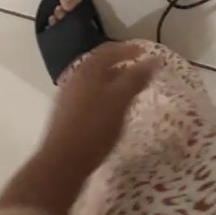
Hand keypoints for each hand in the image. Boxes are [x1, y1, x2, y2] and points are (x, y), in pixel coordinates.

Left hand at [0, 42, 158, 214]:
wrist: (61, 164)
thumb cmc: (94, 128)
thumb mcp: (120, 101)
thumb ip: (136, 78)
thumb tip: (154, 58)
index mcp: (88, 69)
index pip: (109, 50)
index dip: (128, 49)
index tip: (145, 54)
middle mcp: (75, 77)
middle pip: (100, 64)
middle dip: (120, 65)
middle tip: (138, 72)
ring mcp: (68, 96)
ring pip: (94, 82)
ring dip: (112, 82)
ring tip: (128, 92)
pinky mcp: (66, 115)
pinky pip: (89, 96)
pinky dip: (104, 96)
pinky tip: (111, 112)